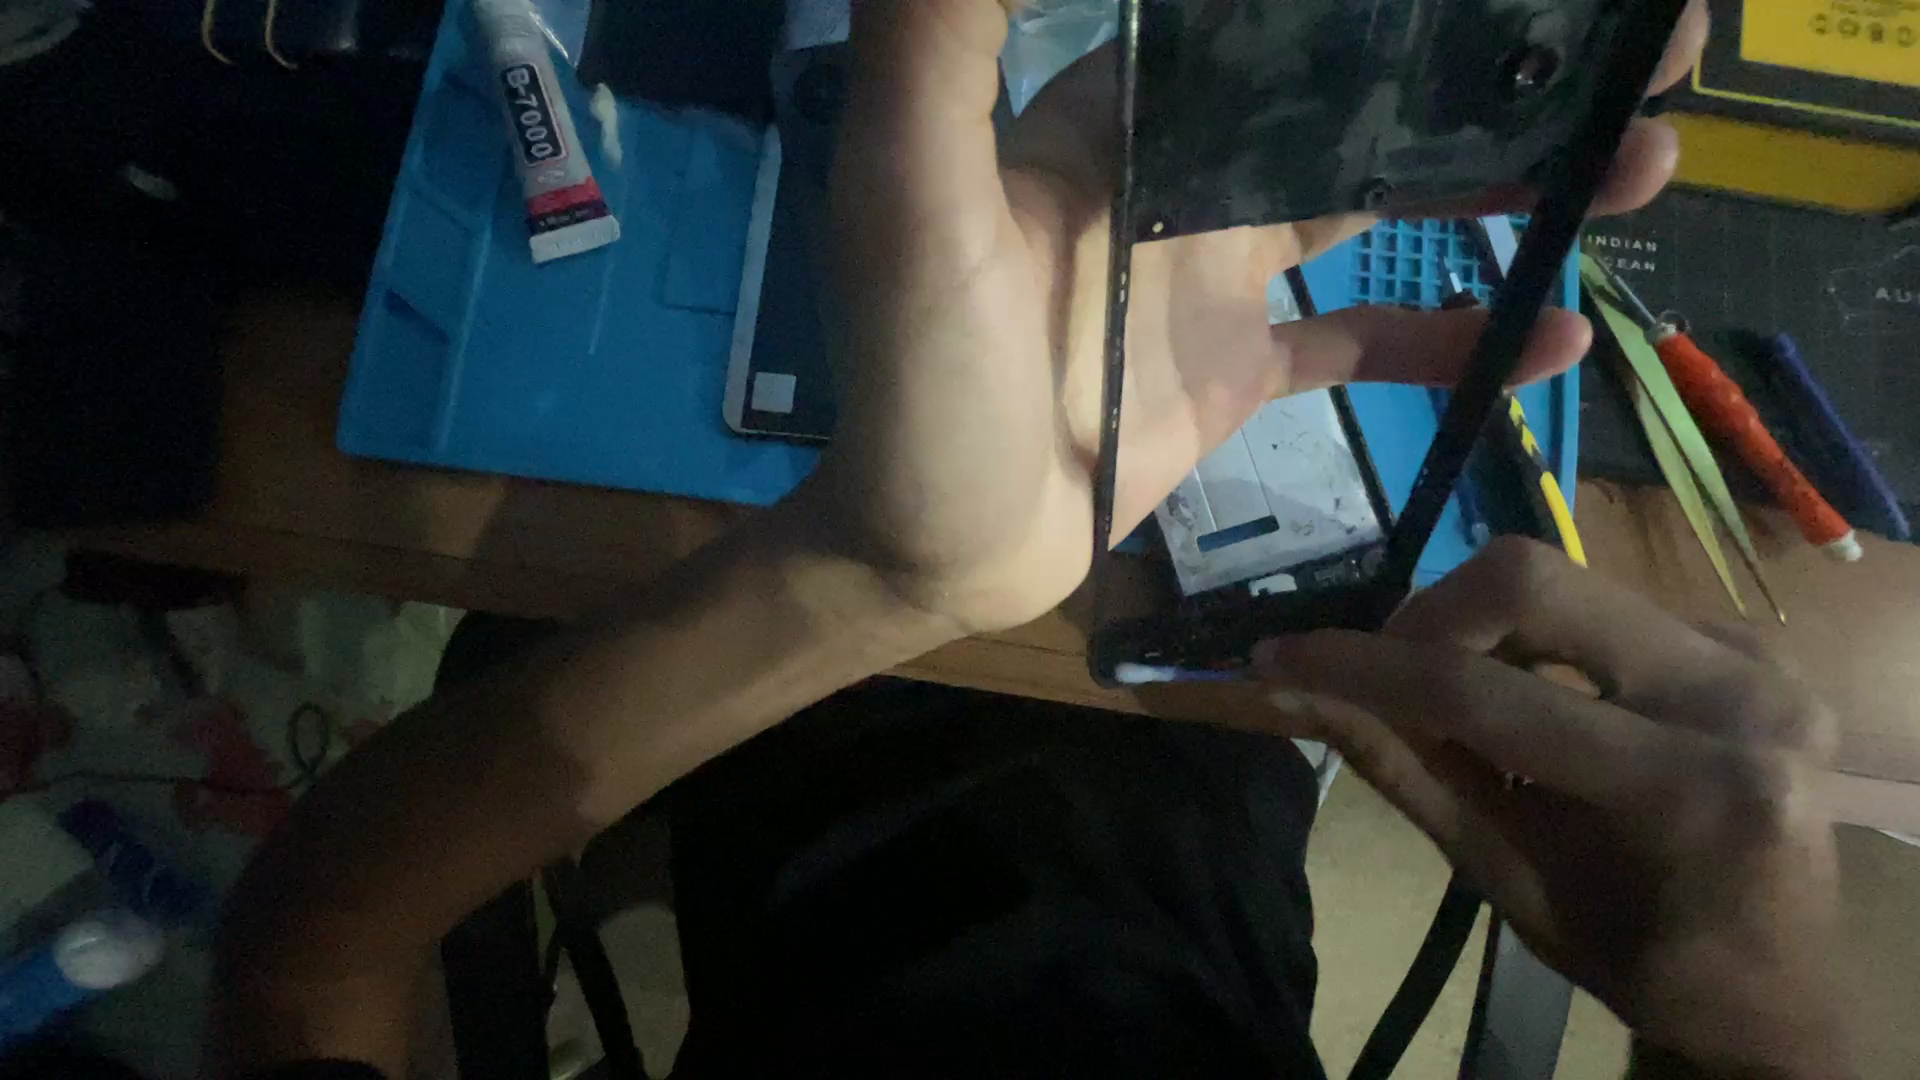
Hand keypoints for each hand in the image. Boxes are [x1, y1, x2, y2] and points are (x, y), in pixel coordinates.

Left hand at [796, 0, 1709, 634]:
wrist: (937, 542)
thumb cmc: (919, 384)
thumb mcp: (906, 192)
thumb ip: (944, 32)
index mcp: (1106, 125)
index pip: (1253, 15)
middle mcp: (1168, 188)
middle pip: (1341, 92)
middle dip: (1479, 55)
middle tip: (1644, 35)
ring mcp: (1206, 286)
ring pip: (1371, 199)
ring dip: (1499, 175)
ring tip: (1644, 154)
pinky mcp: (1230, 377)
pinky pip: (1355, 339)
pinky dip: (1444, 334)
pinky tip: (1549, 333)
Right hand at [1252, 538, 1846, 1079]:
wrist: (1774, 981)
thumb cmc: (1625, 947)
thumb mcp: (1491, 866)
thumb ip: (1389, 761)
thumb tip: (1283, 690)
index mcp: (1685, 789)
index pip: (1476, 690)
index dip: (1356, 666)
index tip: (1274, 658)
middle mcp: (1740, 697)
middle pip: (1526, 580)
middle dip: (1423, 620)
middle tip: (1387, 673)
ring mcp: (1752, 657)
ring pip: (1550, 577)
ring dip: (1465, 625)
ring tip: (1449, 689)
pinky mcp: (1739, 639)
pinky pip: (1585, 597)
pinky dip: (1517, 634)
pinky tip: (1520, 690)